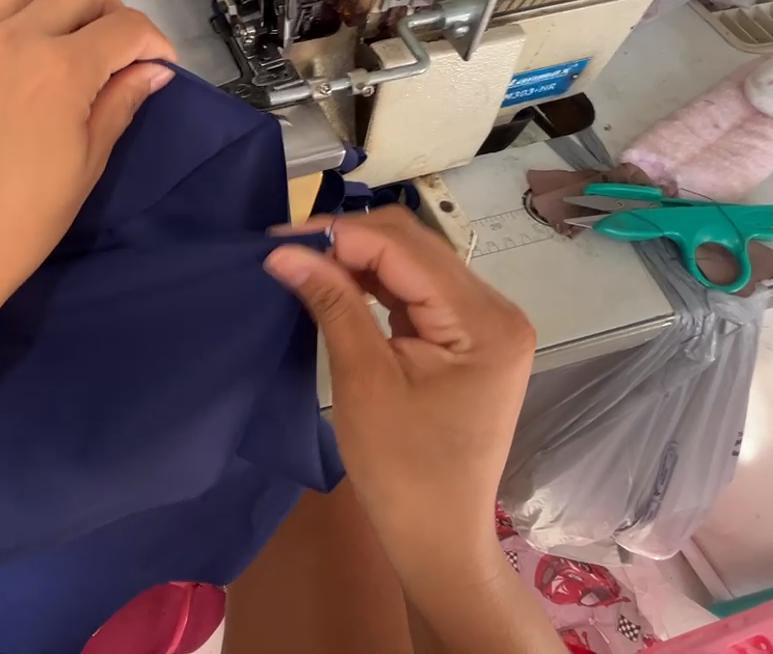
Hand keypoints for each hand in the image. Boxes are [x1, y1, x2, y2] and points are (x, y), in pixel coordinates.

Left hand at [0, 0, 175, 304]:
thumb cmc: (29, 216)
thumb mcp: (91, 158)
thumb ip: (123, 100)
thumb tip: (154, 69)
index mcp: (60, 67)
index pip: (127, 27)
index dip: (156, 43)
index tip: (161, 65)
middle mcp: (17, 36)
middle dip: (117, 9)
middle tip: (121, 50)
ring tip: (70, 20)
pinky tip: (18, 30)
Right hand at [264, 208, 535, 580]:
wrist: (436, 537)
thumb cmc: (402, 468)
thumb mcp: (362, 377)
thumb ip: (330, 300)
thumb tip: (282, 250)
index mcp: (484, 321)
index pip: (403, 249)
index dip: (338, 235)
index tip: (277, 239)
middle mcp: (495, 310)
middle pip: (413, 247)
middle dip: (347, 240)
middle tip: (287, 249)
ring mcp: (483, 323)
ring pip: (411, 262)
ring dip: (357, 258)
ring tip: (303, 260)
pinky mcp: (464, 336)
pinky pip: (414, 289)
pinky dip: (372, 281)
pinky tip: (335, 280)